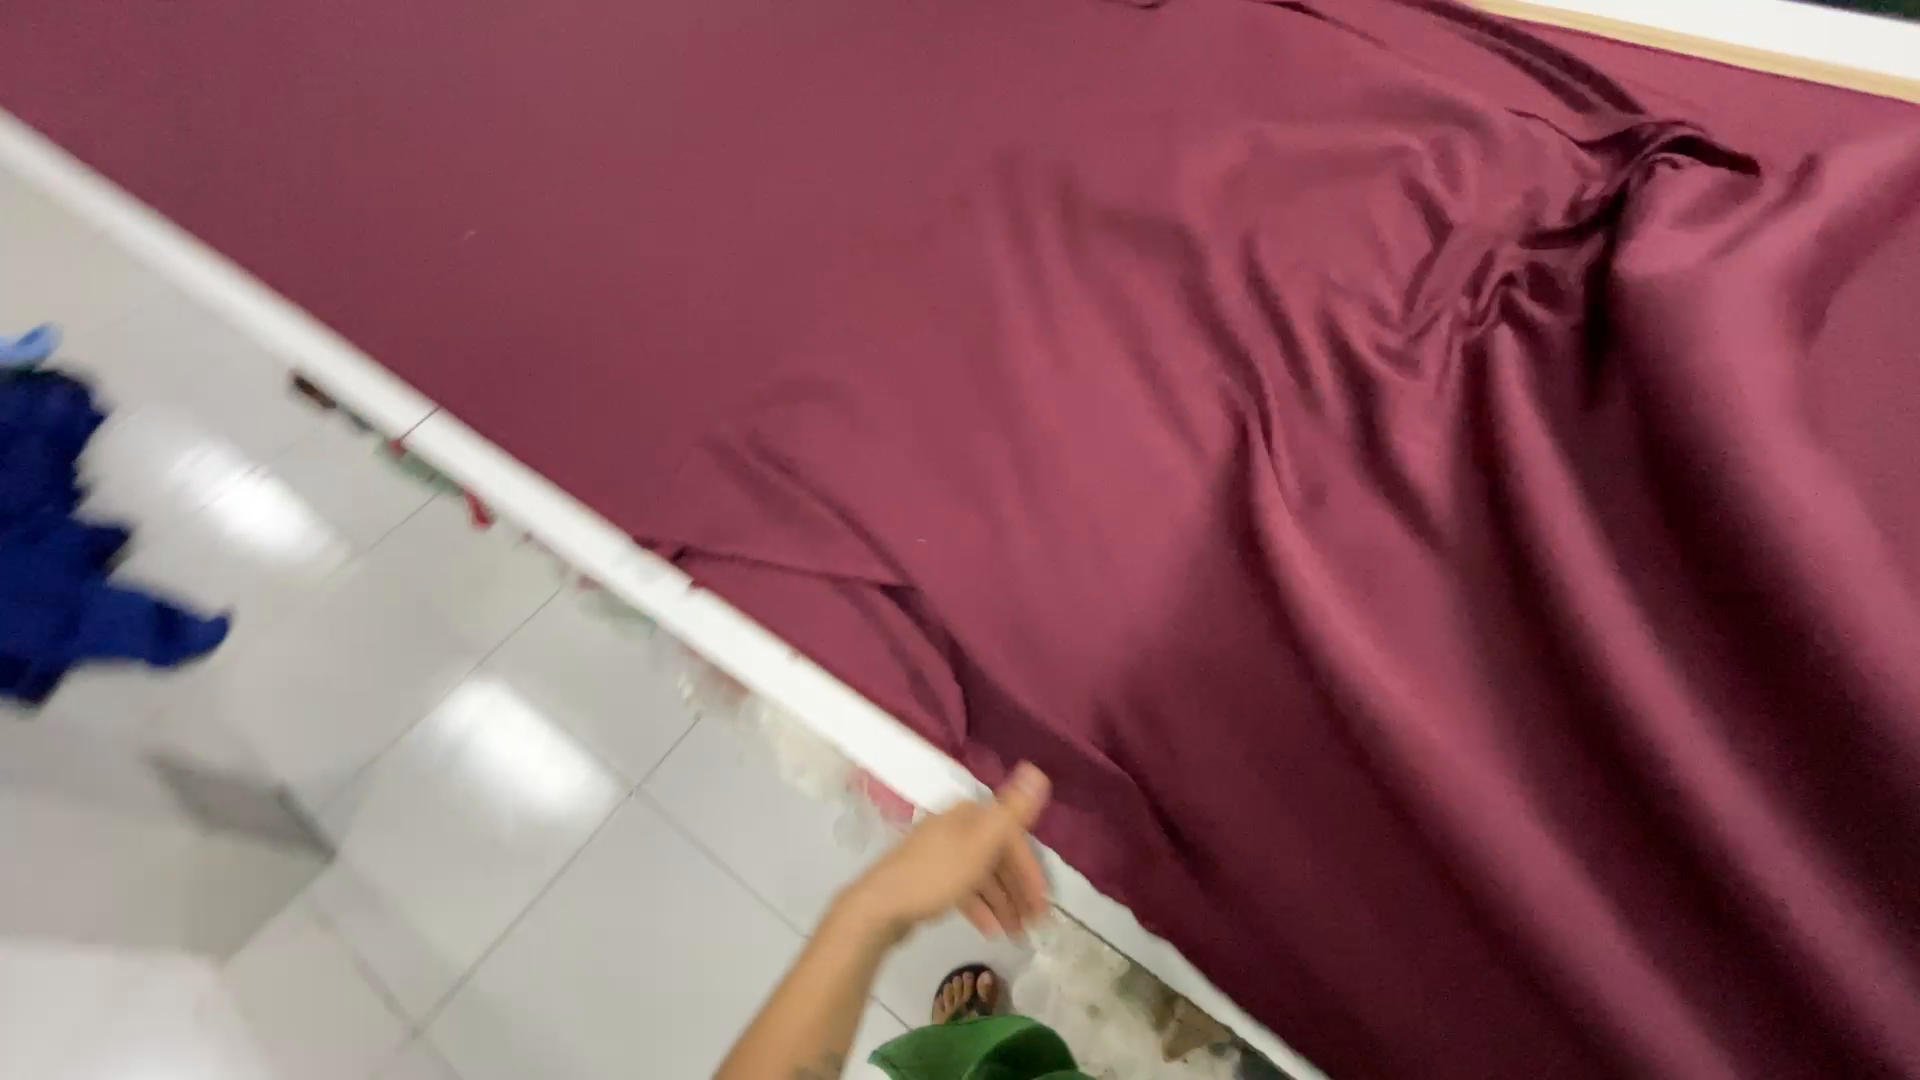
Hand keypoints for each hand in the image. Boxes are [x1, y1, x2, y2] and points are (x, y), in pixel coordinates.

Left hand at [838, 763, 1052, 942]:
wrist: (878, 906)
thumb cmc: (935, 875)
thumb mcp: (980, 844)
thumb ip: (1011, 811)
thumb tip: (1037, 771)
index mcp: (968, 815)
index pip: (1011, 837)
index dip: (1030, 869)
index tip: (1042, 904)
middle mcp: (955, 827)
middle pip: (997, 855)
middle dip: (1018, 889)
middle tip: (1034, 924)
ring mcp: (939, 852)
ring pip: (981, 874)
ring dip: (1002, 902)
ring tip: (1015, 933)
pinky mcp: (927, 877)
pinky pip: (963, 888)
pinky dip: (979, 907)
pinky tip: (989, 930)